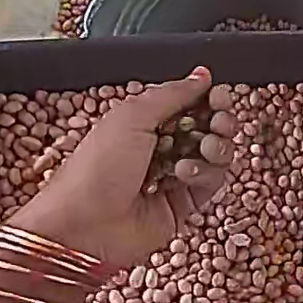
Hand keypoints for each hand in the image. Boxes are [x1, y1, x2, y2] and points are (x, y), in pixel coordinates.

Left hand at [11, 67, 234, 266]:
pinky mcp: (184, 205)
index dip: (208, 98)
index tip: (218, 96)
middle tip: (219, 121)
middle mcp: (161, 147)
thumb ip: (171, 94)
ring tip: (204, 149)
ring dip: (215, 147)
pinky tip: (186, 173)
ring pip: (215, 155)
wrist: (82, 227)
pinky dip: (206, 174)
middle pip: (208, 128)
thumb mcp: (131, 117)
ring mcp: (174, 177)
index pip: (189, 103)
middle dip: (219, 121)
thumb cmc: (95, 168)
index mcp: (144, 122)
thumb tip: (201, 75)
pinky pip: (211, 183)